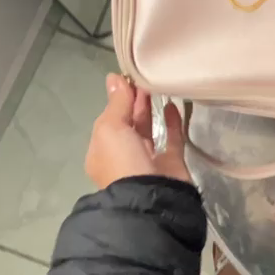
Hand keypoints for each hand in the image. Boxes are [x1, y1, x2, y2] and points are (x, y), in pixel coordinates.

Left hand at [86, 74, 189, 188]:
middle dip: (133, 101)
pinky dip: (172, 122)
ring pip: (147, 130)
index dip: (116, 99)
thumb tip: (114, 77)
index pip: (108, 120)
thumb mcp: (110, 128)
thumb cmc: (122, 161)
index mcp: (102, 152)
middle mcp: (123, 157)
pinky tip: (172, 105)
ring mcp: (147, 161)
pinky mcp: (170, 164)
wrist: (151, 198)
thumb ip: (116, 103)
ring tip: (156, 85)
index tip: (127, 77)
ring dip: (149, 109)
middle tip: (144, 76)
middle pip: (127, 123)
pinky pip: (171, 139)